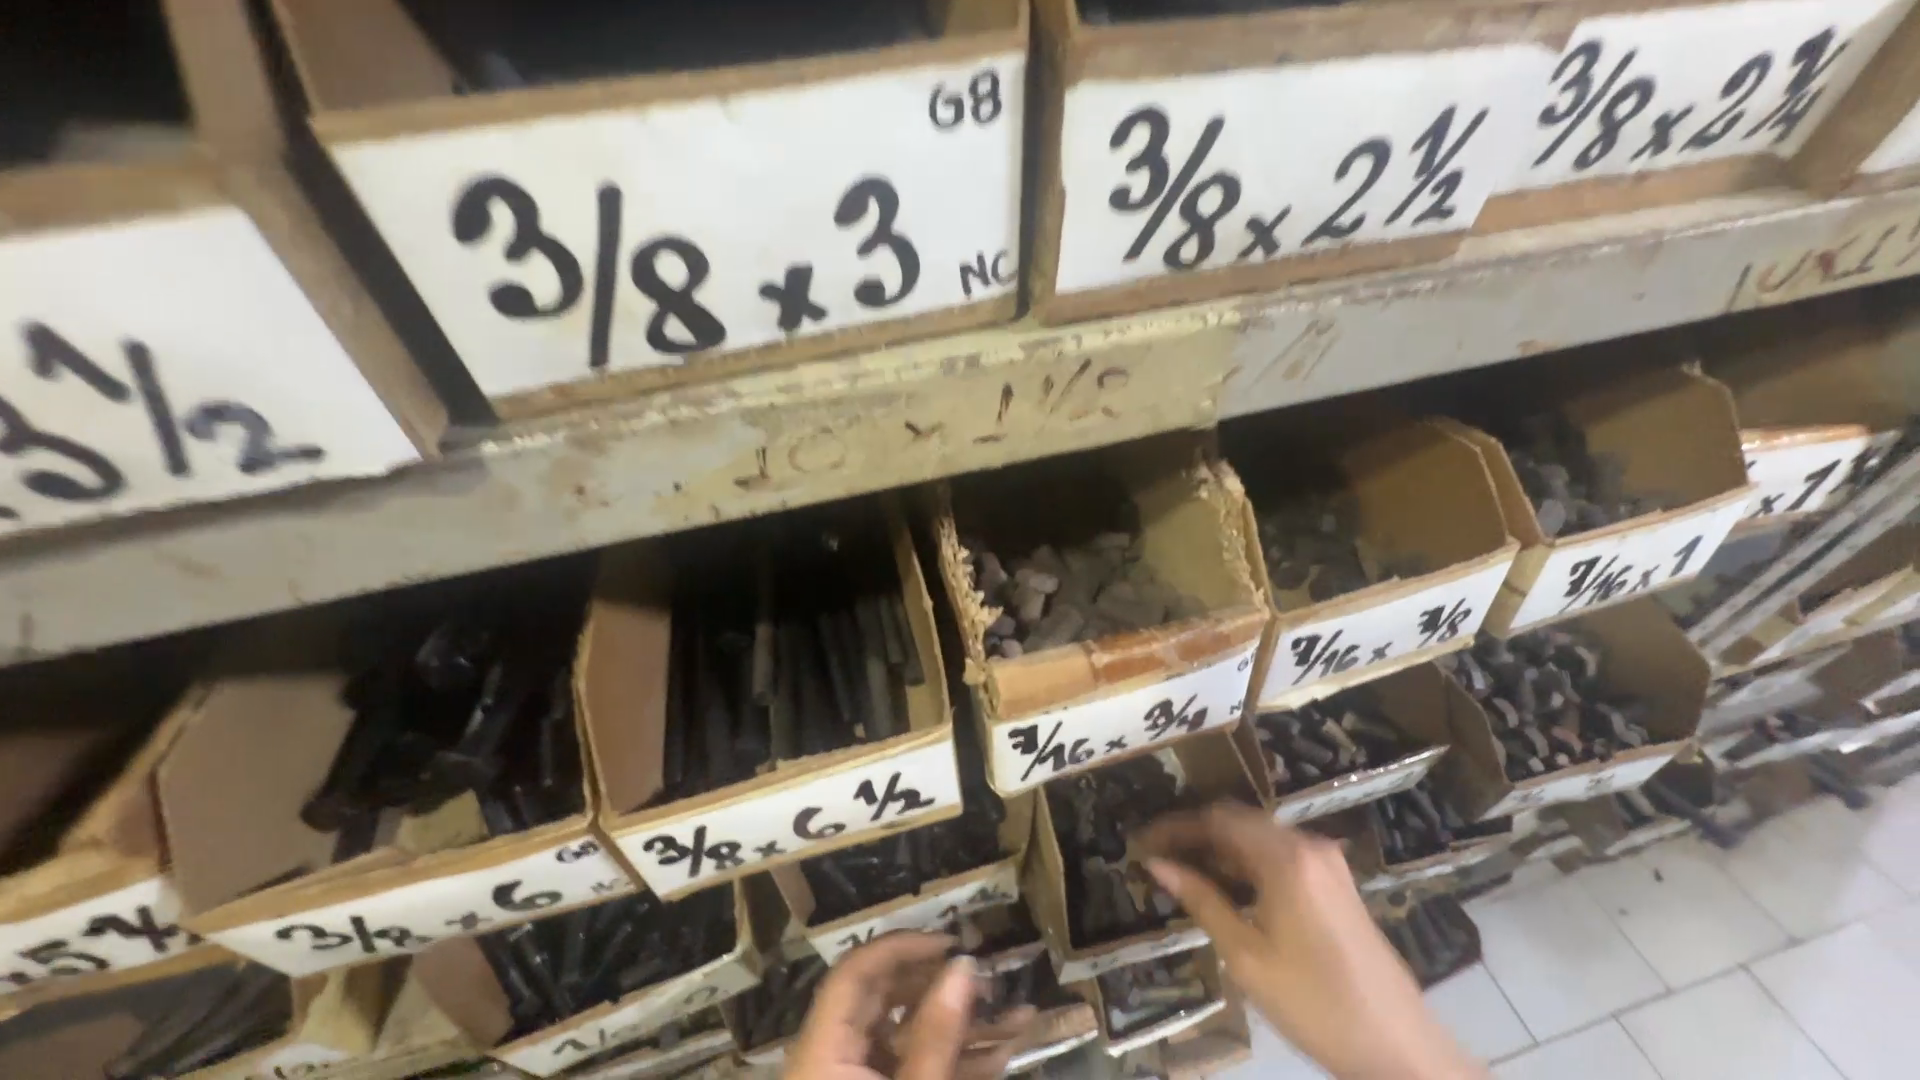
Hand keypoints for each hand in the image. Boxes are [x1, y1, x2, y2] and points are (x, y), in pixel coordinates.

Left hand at [785, 932, 1037, 1079]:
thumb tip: (964, 967)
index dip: (902, 946)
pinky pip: (916, 1074)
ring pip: (909, 1041)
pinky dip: (956, 1063)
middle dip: (942, 987)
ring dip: (963, 1027)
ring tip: (1020, 1015)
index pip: (856, 974)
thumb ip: (935, 1036)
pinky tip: (1003, 1053)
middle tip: (992, 978)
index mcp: (824, 1053)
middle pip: (884, 1004)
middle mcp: (835, 1063)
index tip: (954, 941)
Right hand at [1140, 803, 1485, 1079]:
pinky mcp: (1337, 883)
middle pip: (1239, 820)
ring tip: (1183, 872)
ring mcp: (1328, 863)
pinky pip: (1280, 855)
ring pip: (1259, 837)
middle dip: (1195, 834)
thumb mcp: (1246, 956)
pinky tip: (1227, 887)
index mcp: (1285, 857)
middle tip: (1157, 856)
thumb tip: (1158, 865)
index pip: (1216, 819)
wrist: (1400, 1048)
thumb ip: (1201, 900)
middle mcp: (1308, 846)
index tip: (1141, 842)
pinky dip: (1247, 862)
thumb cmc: (1315, 1004)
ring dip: (1221, 848)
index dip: (1174, 826)